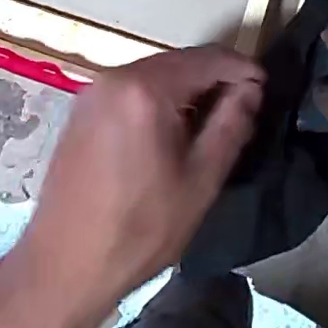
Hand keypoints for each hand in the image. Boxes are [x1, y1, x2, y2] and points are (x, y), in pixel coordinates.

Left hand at [19, 46, 263, 304]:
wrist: (62, 269)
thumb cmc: (139, 229)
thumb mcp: (201, 179)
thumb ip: (232, 124)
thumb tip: (250, 90)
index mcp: (146, 90)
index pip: (209, 59)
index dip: (244, 69)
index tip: (266, 90)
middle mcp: (115, 79)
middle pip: (181, 61)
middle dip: (217, 78)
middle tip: (245, 108)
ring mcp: (93, 94)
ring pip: (158, 73)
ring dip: (191, 88)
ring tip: (214, 121)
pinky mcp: (82, 112)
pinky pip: (134, 89)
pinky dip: (162, 98)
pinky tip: (174, 129)